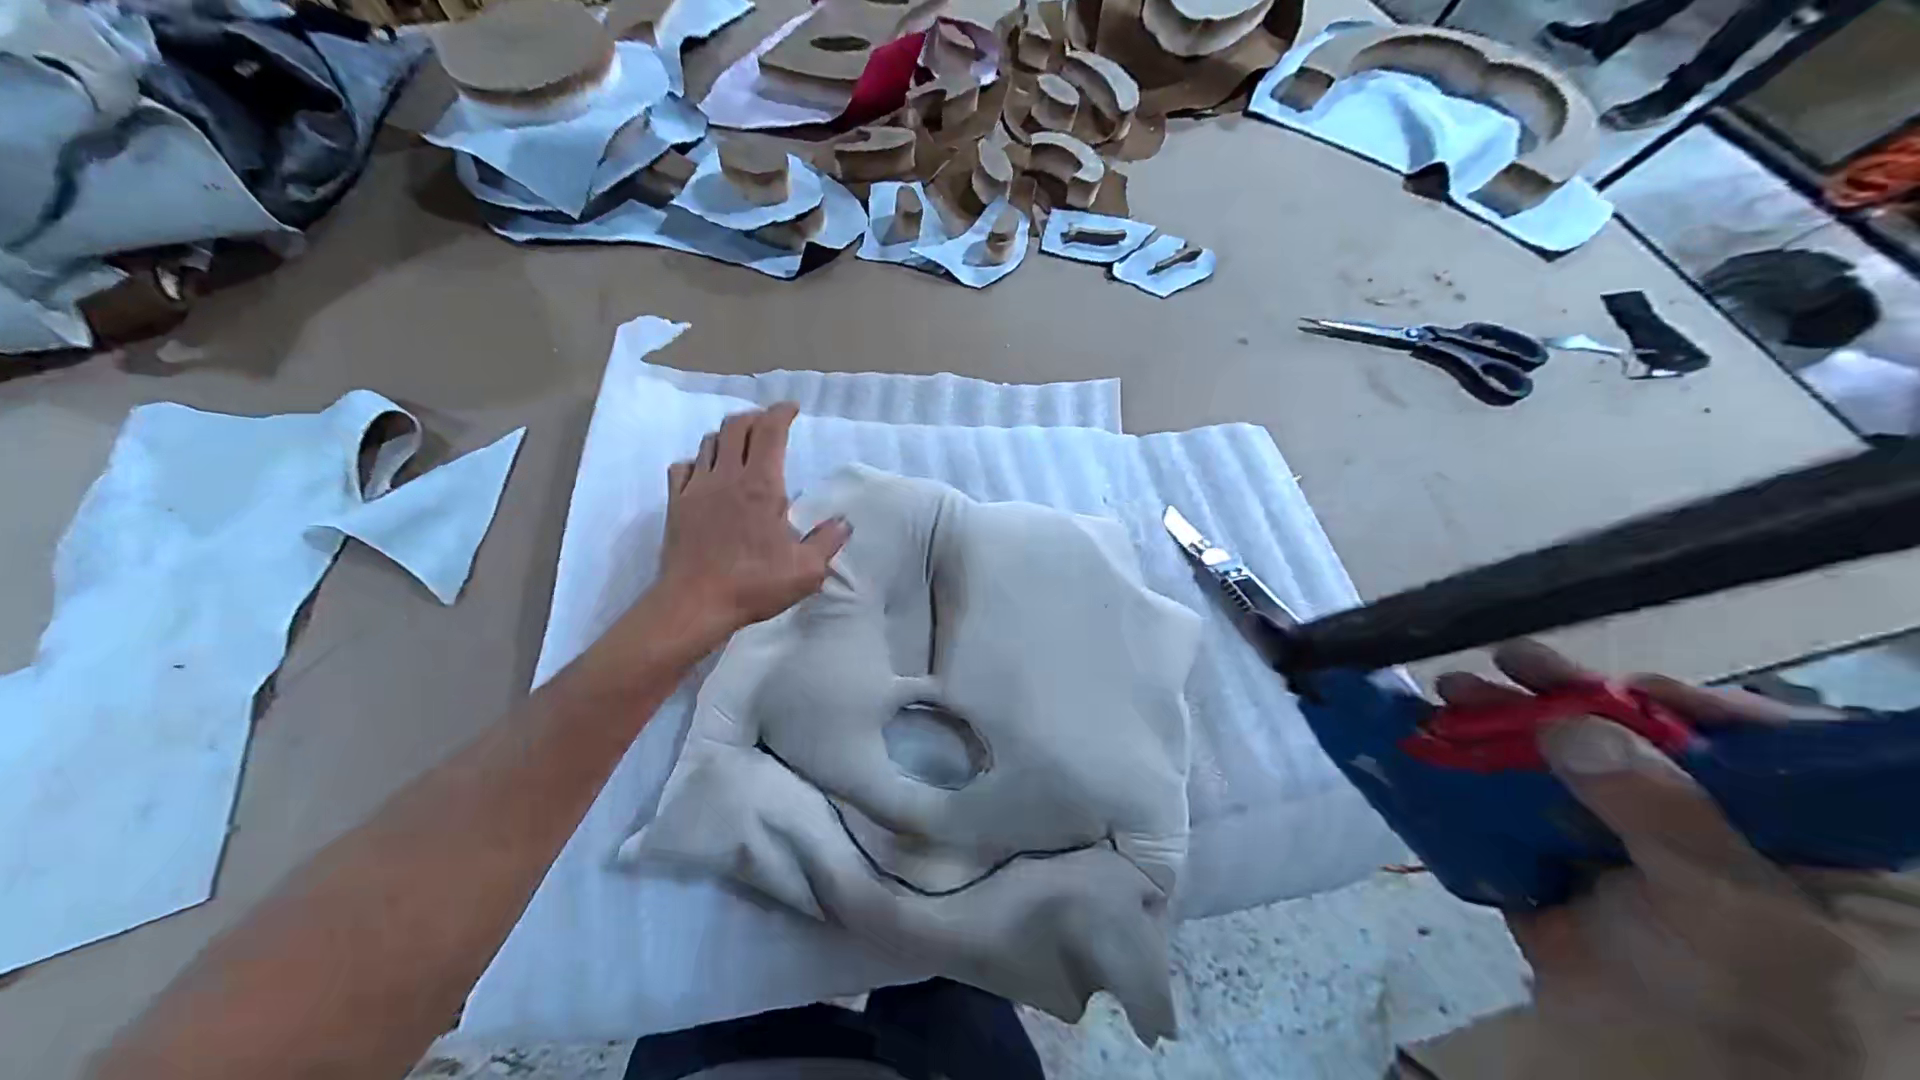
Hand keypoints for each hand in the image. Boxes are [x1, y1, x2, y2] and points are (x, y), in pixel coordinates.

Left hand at [648, 404, 850, 648]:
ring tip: (741, 446)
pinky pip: (684, 467)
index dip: (781, 412)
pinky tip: (706, 474)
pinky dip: (698, 461)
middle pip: (737, 426)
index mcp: (762, 486)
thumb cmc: (754, 584)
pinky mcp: (676, 504)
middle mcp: (727, 477)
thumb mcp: (806, 570)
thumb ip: (828, 541)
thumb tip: (843, 523)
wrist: (694, 603)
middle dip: (756, 417)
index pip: (770, 432)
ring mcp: (697, 488)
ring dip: (728, 436)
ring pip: (710, 442)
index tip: (791, 408)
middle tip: (769, 424)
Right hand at [1437, 642, 1901, 1078]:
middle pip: (1637, 740)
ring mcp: (1616, 837)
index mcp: (1792, 834)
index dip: (1694, 707)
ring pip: (1560, 762)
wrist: (1653, 1076)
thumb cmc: (1747, 1005)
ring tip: (1454, 690)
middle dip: (1568, 697)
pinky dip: (1470, 769)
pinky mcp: (1552, 853)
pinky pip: (1512, 801)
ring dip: (1504, 723)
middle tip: (1513, 660)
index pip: (1759, 746)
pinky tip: (1436, 736)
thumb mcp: (1738, 913)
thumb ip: (1666, 816)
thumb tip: (1570, 728)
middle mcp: (1701, 822)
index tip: (1630, 686)